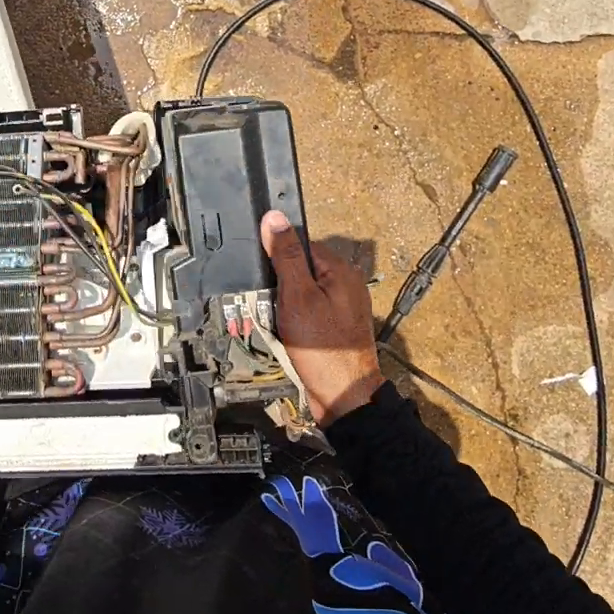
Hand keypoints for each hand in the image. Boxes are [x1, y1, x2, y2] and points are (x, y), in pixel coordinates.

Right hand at [262, 209, 384, 426]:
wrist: (343, 396)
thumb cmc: (321, 346)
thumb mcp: (296, 296)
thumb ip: (285, 256)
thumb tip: (274, 217)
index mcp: (340, 269)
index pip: (299, 246)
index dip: (278, 261)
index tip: (267, 282)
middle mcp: (346, 283)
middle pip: (299, 270)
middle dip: (279, 287)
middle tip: (273, 308)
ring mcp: (343, 306)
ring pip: (300, 292)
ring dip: (284, 306)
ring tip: (279, 324)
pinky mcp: (337, 325)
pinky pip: (307, 310)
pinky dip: (293, 320)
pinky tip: (288, 334)